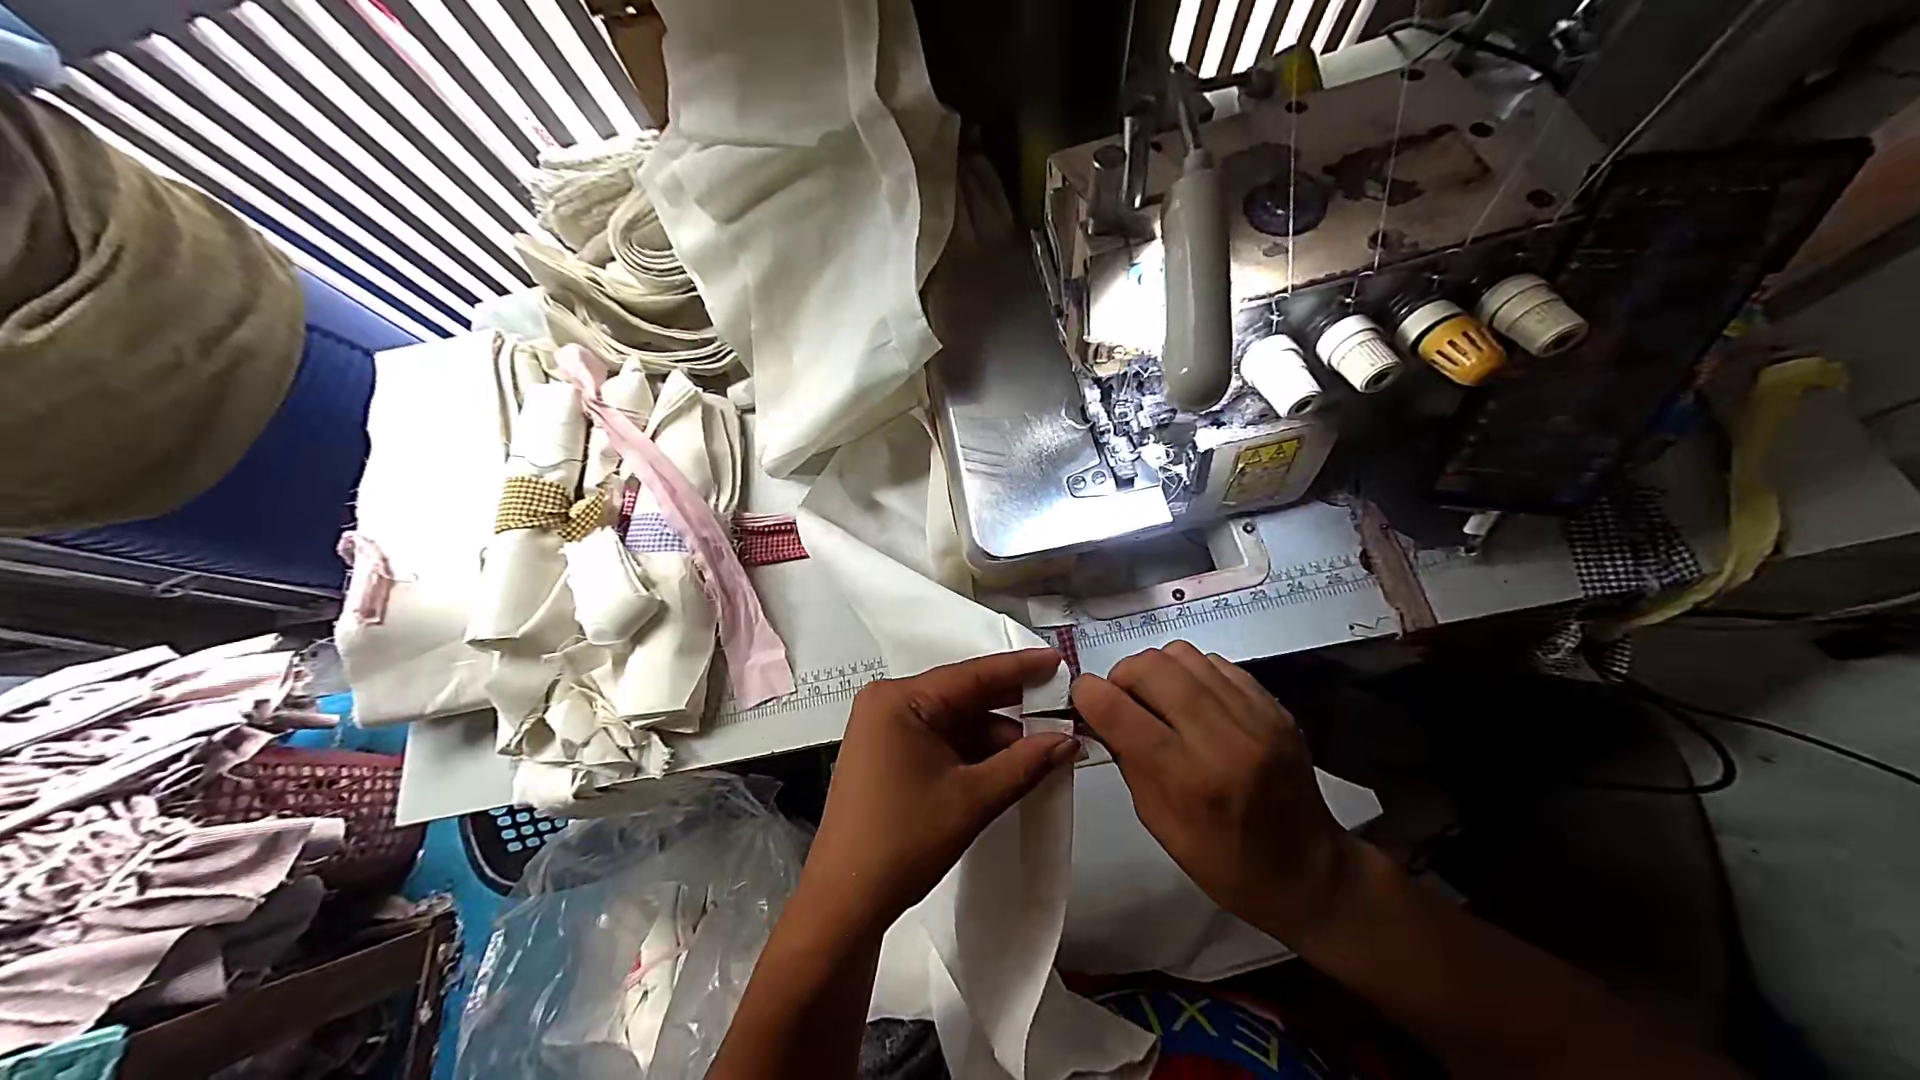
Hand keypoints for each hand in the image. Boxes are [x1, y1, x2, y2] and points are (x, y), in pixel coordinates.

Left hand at [799, 649, 1078, 936]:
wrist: (845, 902)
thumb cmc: (898, 844)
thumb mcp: (972, 799)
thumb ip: (1024, 763)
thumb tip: (1065, 740)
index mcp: (898, 700)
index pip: (971, 675)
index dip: (1020, 669)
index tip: (1056, 661)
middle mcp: (888, 706)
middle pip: (963, 696)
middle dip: (1013, 707)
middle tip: (1060, 708)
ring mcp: (885, 731)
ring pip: (955, 721)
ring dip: (997, 736)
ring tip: (1044, 745)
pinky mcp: (889, 756)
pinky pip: (941, 740)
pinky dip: (975, 752)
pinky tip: (1010, 764)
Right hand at [1071, 641, 1356, 940]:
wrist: (1307, 869)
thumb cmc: (1225, 861)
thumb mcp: (1157, 821)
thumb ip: (1126, 758)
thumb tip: (1098, 714)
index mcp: (1188, 778)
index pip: (1117, 709)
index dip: (1087, 694)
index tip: (1082, 698)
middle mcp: (1223, 737)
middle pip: (1150, 667)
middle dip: (1121, 676)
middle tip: (1122, 700)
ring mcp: (1254, 715)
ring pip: (1182, 654)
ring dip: (1156, 670)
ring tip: (1158, 699)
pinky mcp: (1272, 704)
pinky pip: (1216, 662)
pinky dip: (1192, 674)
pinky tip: (1193, 702)